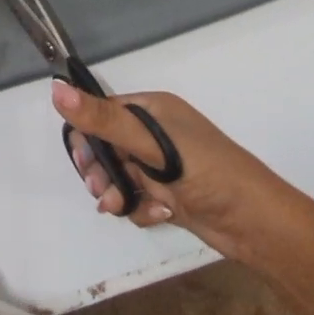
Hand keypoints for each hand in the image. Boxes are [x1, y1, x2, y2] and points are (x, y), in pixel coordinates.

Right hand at [52, 84, 311, 262]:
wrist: (258, 226)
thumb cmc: (208, 173)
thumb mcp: (151, 144)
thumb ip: (102, 119)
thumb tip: (55, 89)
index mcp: (152, 110)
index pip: (100, 114)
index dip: (86, 137)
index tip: (86, 162)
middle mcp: (153, 134)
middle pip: (104, 148)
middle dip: (100, 171)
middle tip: (101, 190)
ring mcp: (160, 165)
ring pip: (116, 176)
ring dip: (116, 192)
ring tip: (123, 207)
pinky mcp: (167, 193)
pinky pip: (134, 197)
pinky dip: (139, 207)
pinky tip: (158, 214)